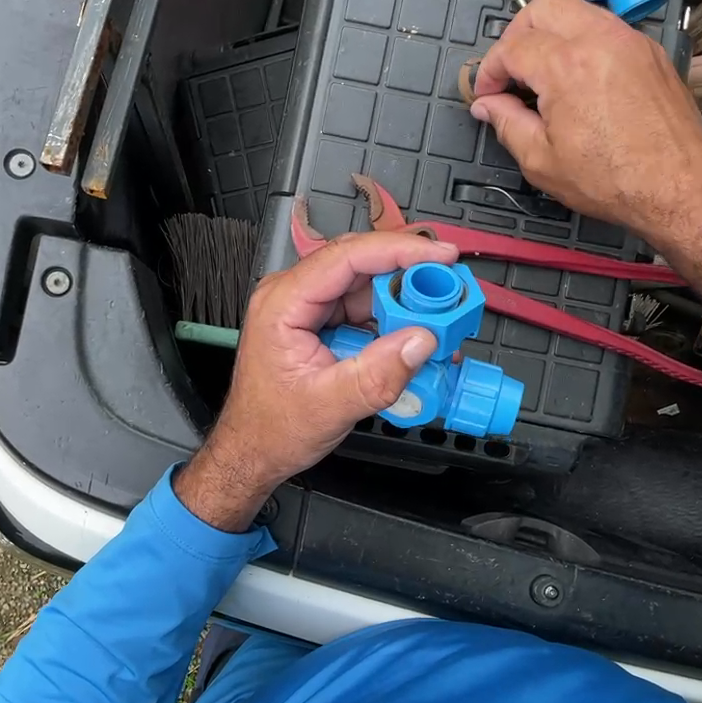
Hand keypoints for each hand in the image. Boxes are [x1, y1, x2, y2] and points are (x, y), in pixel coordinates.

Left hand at [174, 231, 459, 530]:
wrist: (253, 452)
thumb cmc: (270, 430)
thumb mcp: (329, 407)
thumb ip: (377, 375)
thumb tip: (421, 341)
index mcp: (283, 304)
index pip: (347, 257)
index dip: (399, 250)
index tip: (440, 256)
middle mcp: (293, 296)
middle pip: (362, 266)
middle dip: (409, 278)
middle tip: (448, 295)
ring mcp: (307, 309)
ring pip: (368, 289)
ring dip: (405, 305)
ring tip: (438, 326)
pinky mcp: (321, 324)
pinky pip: (365, 311)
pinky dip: (394, 324)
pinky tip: (415, 341)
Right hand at [468, 0, 701, 240]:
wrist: (676, 186)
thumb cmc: (612, 180)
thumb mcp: (541, 160)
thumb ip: (507, 123)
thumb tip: (488, 105)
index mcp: (567, 66)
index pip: (513, 46)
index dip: (489, 70)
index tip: (485, 94)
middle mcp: (600, 39)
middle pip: (544, 6)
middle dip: (517, 34)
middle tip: (509, 71)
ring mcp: (629, 40)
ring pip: (577, 10)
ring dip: (549, 34)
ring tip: (540, 75)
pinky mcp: (649, 51)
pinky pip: (604, 27)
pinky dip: (580, 41)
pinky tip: (574, 79)